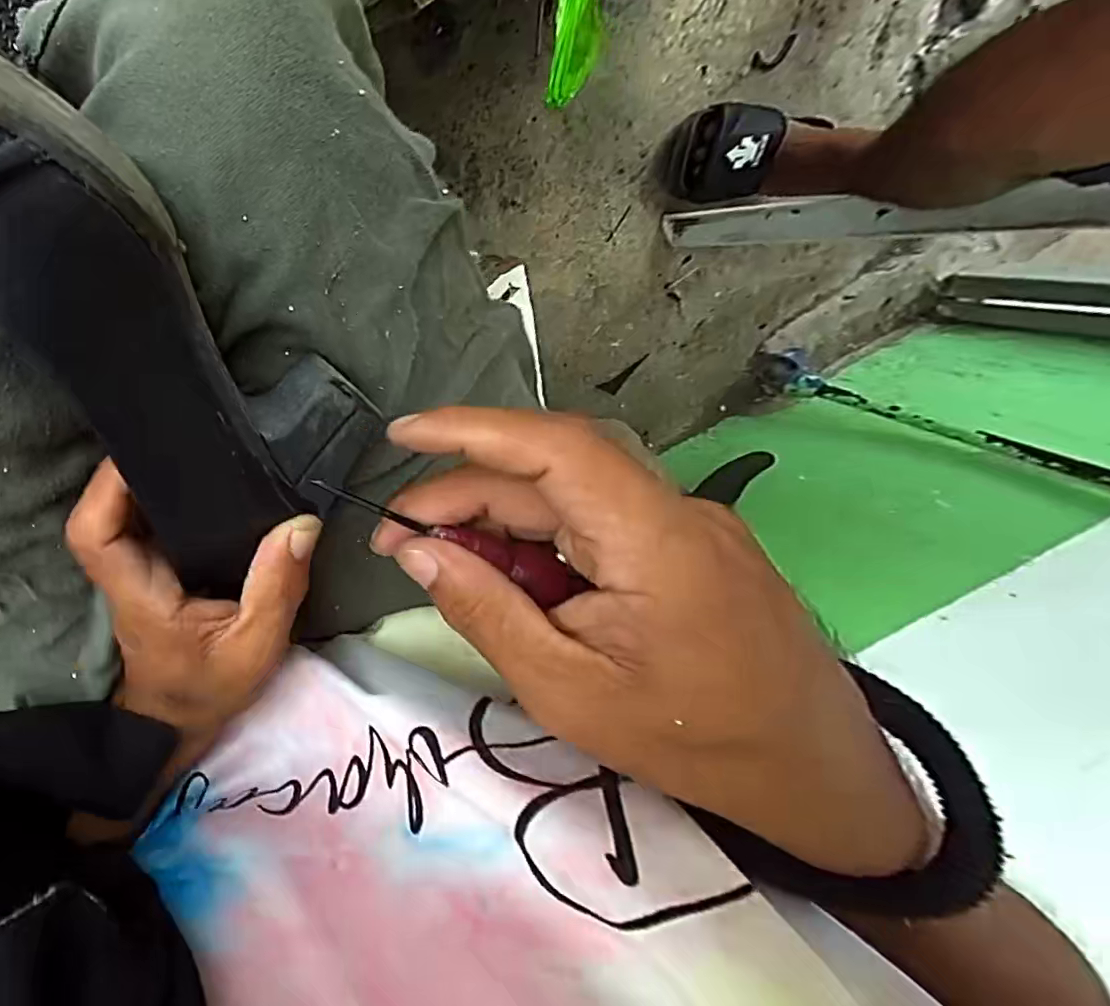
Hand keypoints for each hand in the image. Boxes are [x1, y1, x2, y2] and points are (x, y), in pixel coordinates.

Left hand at [67, 460, 319, 740]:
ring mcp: (130, 567)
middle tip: (173, 441)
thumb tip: (302, 525)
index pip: (92, 532)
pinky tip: (191, 479)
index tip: (143, 456)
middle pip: (99, 509)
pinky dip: (156, 494)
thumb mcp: (254, 648)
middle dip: (126, 469)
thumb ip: (276, 589)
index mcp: (136, 591)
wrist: (178, 715)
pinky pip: (140, 519)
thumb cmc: (208, 689)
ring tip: (185, 451)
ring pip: (116, 510)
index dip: (105, 488)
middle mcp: (123, 572)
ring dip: (141, 478)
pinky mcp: (145, 564)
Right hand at [371, 408, 927, 876]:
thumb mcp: (564, 689)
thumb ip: (482, 611)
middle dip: (455, 498)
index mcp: (655, 541)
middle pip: (540, 474)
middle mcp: (670, 512)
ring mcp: (676, 523)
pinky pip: (578, 521)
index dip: (470, 428)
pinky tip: (495, 575)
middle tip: (394, 542)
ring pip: (554, 496)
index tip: (401, 434)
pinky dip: (522, 541)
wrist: (819, 784)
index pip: (555, 447)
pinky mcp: (672, 542)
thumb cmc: (693, 743)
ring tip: (435, 562)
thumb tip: (415, 552)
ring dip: (485, 522)